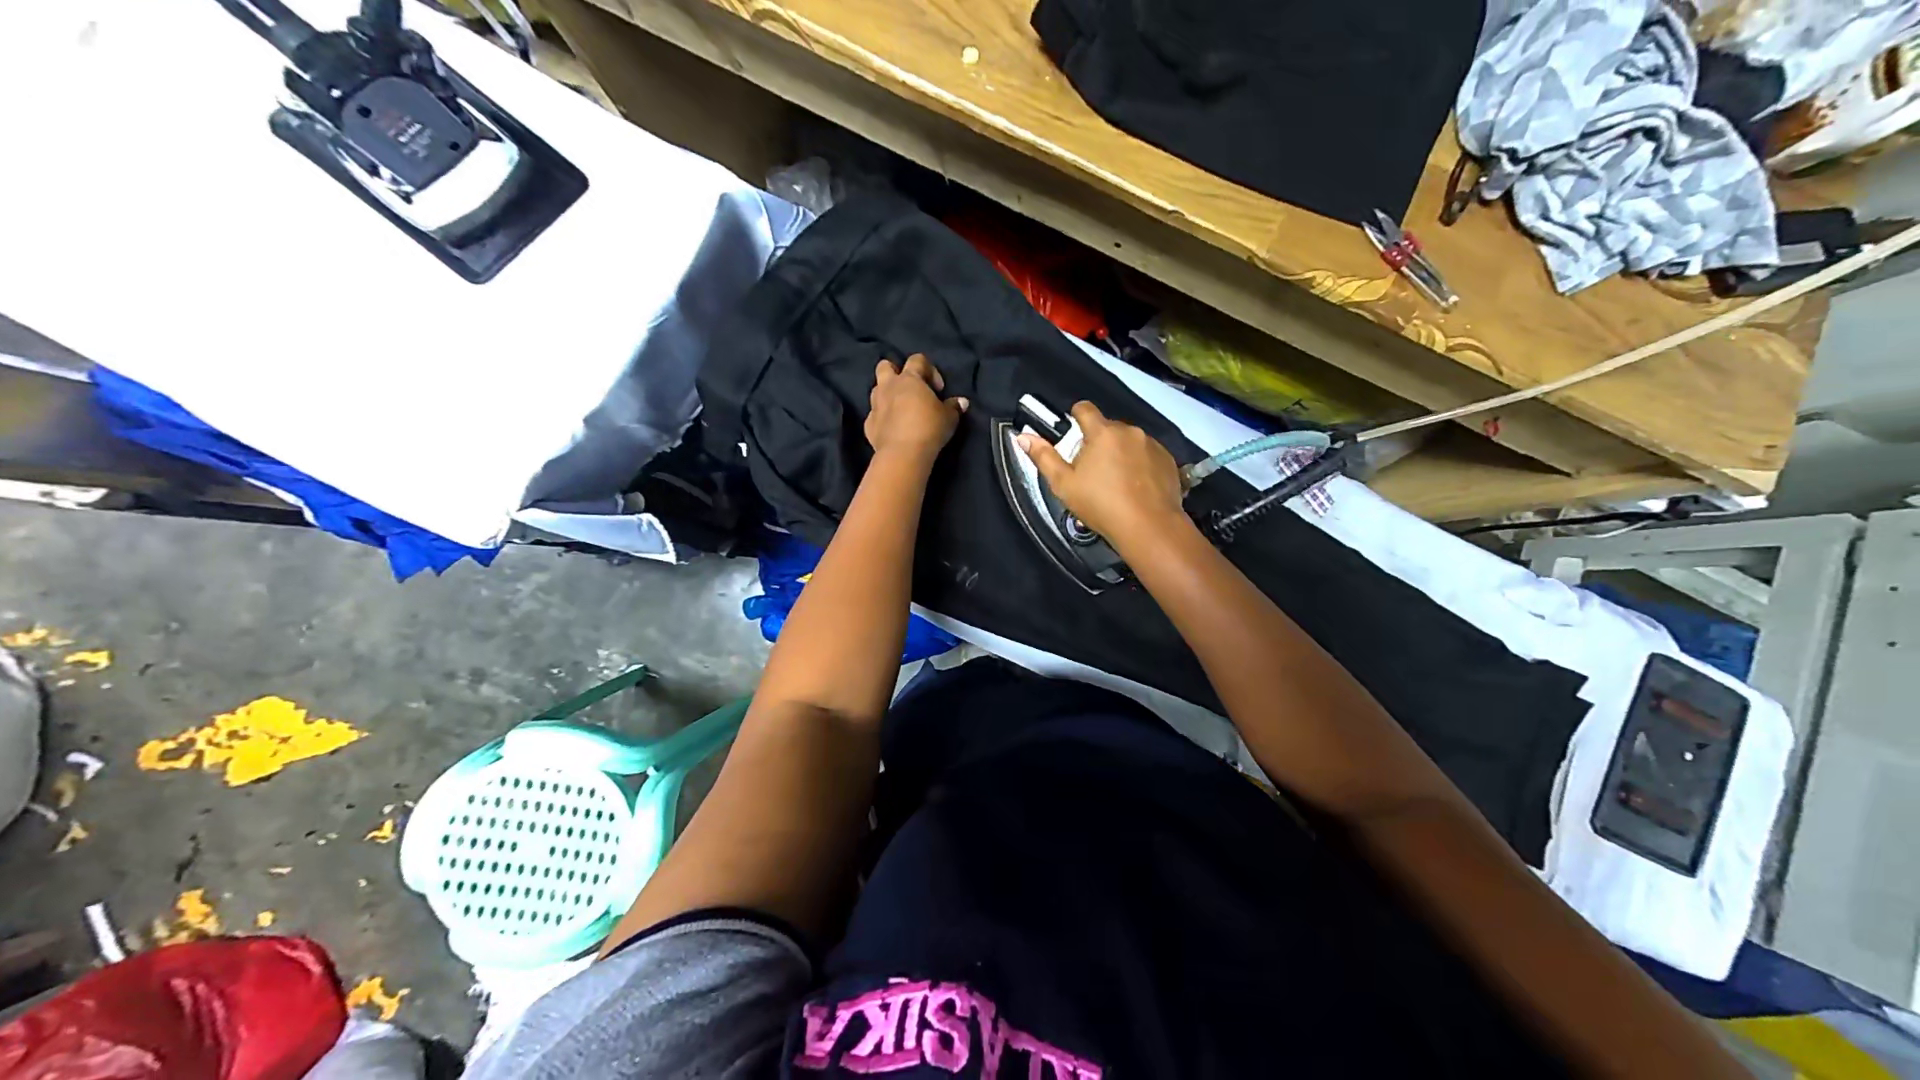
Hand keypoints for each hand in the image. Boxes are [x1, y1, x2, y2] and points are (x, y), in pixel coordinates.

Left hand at [866, 354, 967, 464]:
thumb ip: (953, 406)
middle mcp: (888, 387)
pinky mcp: (869, 424)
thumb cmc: (929, 428)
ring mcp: (875, 405)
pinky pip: (875, 415)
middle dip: (896, 372)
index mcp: (909, 379)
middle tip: (910, 389)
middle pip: (885, 366)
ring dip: (887, 395)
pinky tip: (893, 429)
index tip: (938, 389)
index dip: (929, 370)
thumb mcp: (949, 417)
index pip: (917, 360)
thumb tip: (961, 402)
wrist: (903, 454)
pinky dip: (883, 419)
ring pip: (876, 390)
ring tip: (901, 410)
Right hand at [1017, 402, 1189, 548]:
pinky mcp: (1168, 460)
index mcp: (1102, 433)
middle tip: (1090, 470)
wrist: (1149, 526)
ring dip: (1120, 453)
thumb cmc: (1101, 505)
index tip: (1072, 430)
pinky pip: (1148, 455)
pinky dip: (1140, 465)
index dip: (1075, 415)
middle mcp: (1129, 432)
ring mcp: (1152, 445)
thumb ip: (1043, 457)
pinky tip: (1135, 487)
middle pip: (1107, 428)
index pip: (1085, 408)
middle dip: (1098, 442)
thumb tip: (1023, 436)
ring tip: (1115, 481)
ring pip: (1129, 442)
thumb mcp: (1064, 484)